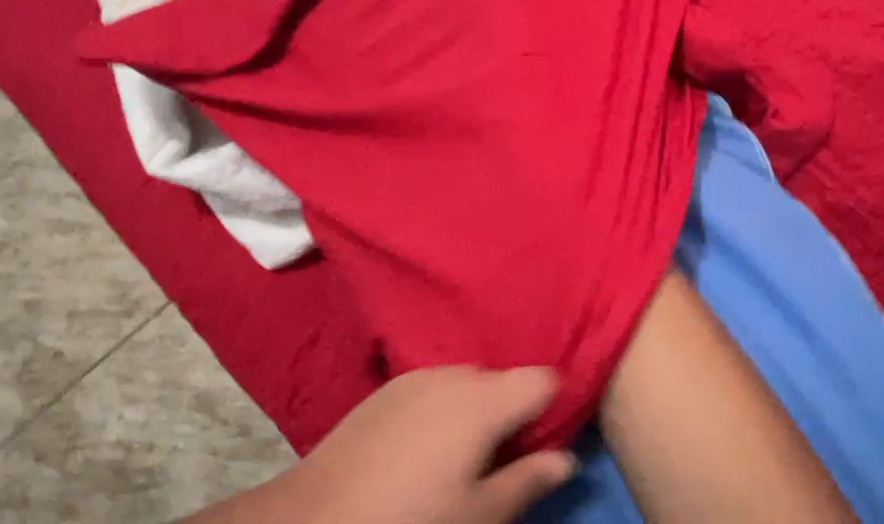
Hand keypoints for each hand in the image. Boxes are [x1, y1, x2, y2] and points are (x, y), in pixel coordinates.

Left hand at [195, 366, 577, 523]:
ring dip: (476, 409)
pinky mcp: (387, 387)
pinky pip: (434, 386)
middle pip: (504, 379)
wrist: (317, 517)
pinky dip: (443, 408)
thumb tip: (566, 460)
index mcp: (484, 401)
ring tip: (459, 458)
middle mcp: (455, 375)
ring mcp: (417, 376)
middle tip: (500, 460)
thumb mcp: (478, 516)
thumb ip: (527, 481)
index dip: (553, 406)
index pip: (543, 378)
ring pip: (468, 382)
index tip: (544, 440)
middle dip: (511, 412)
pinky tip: (422, 449)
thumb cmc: (410, 521)